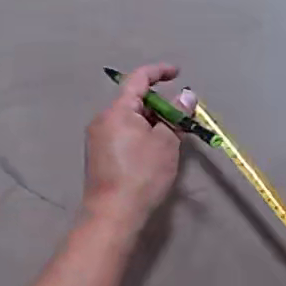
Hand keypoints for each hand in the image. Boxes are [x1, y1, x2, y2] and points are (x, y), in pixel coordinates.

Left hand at [84, 63, 195, 227]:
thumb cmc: (142, 174)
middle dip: (160, 104)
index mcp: (117, 111)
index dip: (159, 72)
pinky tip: (157, 150)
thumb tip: (186, 96)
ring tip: (174, 136)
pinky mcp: (100, 155)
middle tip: (183, 117)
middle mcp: (103, 120)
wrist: (114, 213)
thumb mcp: (166, 142)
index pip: (138, 79)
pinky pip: (124, 134)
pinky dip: (143, 134)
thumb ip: (176, 115)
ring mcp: (99, 138)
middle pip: (134, 100)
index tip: (177, 73)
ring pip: (130, 119)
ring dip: (153, 121)